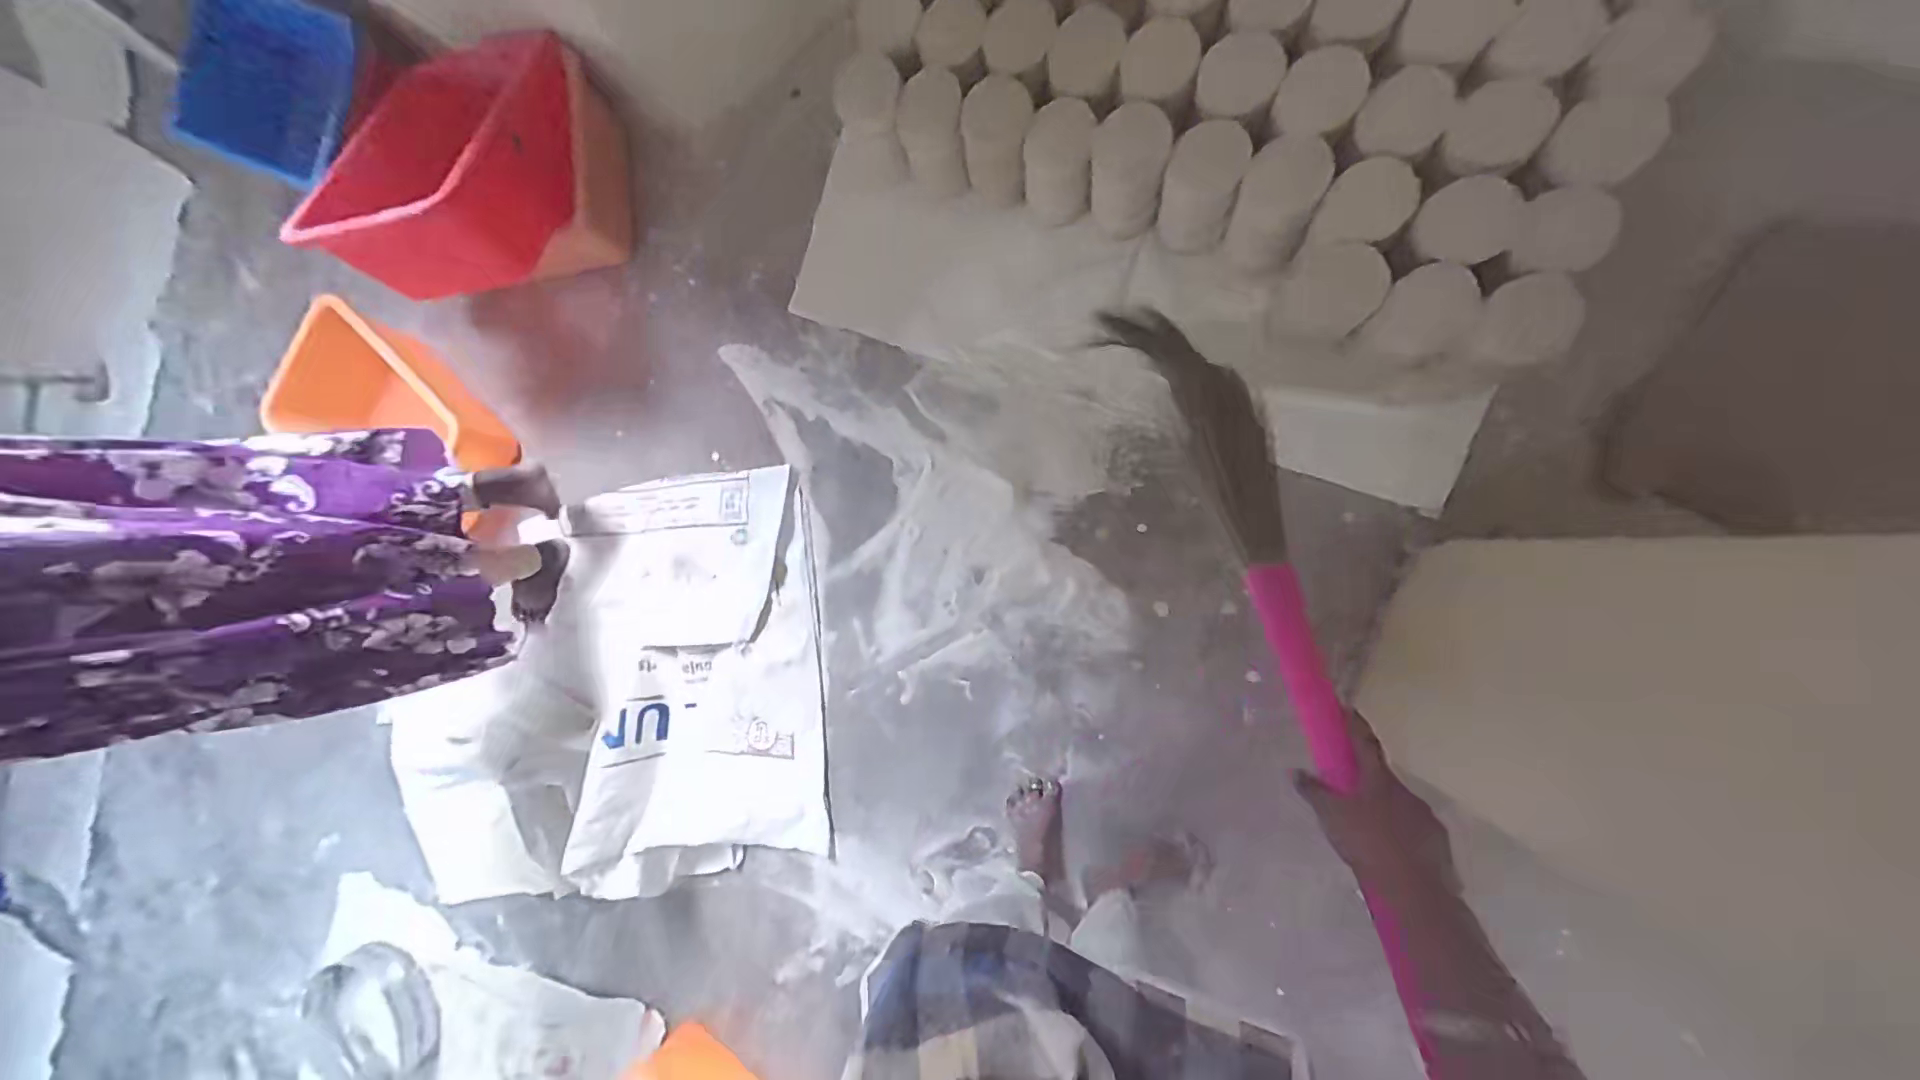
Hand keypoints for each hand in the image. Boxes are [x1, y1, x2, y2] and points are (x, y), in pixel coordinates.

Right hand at [1294, 712, 1459, 897]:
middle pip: (1381, 776)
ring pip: (1398, 804)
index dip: (1354, 723)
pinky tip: (1387, 850)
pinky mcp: (1438, 842)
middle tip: (1347, 789)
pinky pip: (1413, 829)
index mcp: (1378, 779)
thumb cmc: (1366, 843)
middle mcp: (1405, 791)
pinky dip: (1399, 833)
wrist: (1415, 891)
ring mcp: (1425, 817)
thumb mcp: (1330, 816)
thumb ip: (1313, 791)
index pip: (1364, 742)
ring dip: (1382, 809)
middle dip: (1365, 778)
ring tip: (1366, 830)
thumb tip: (1296, 771)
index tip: (1347, 707)